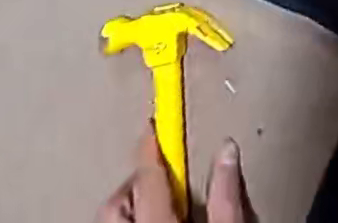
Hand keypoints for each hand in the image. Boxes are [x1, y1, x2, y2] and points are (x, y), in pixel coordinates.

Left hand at [95, 134, 248, 222]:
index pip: (147, 180)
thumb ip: (226, 196)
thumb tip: (227, 149)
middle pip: (116, 203)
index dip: (151, 148)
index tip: (154, 125)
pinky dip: (131, 220)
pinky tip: (151, 220)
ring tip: (159, 199)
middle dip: (136, 180)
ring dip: (131, 203)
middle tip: (162, 171)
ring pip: (110, 220)